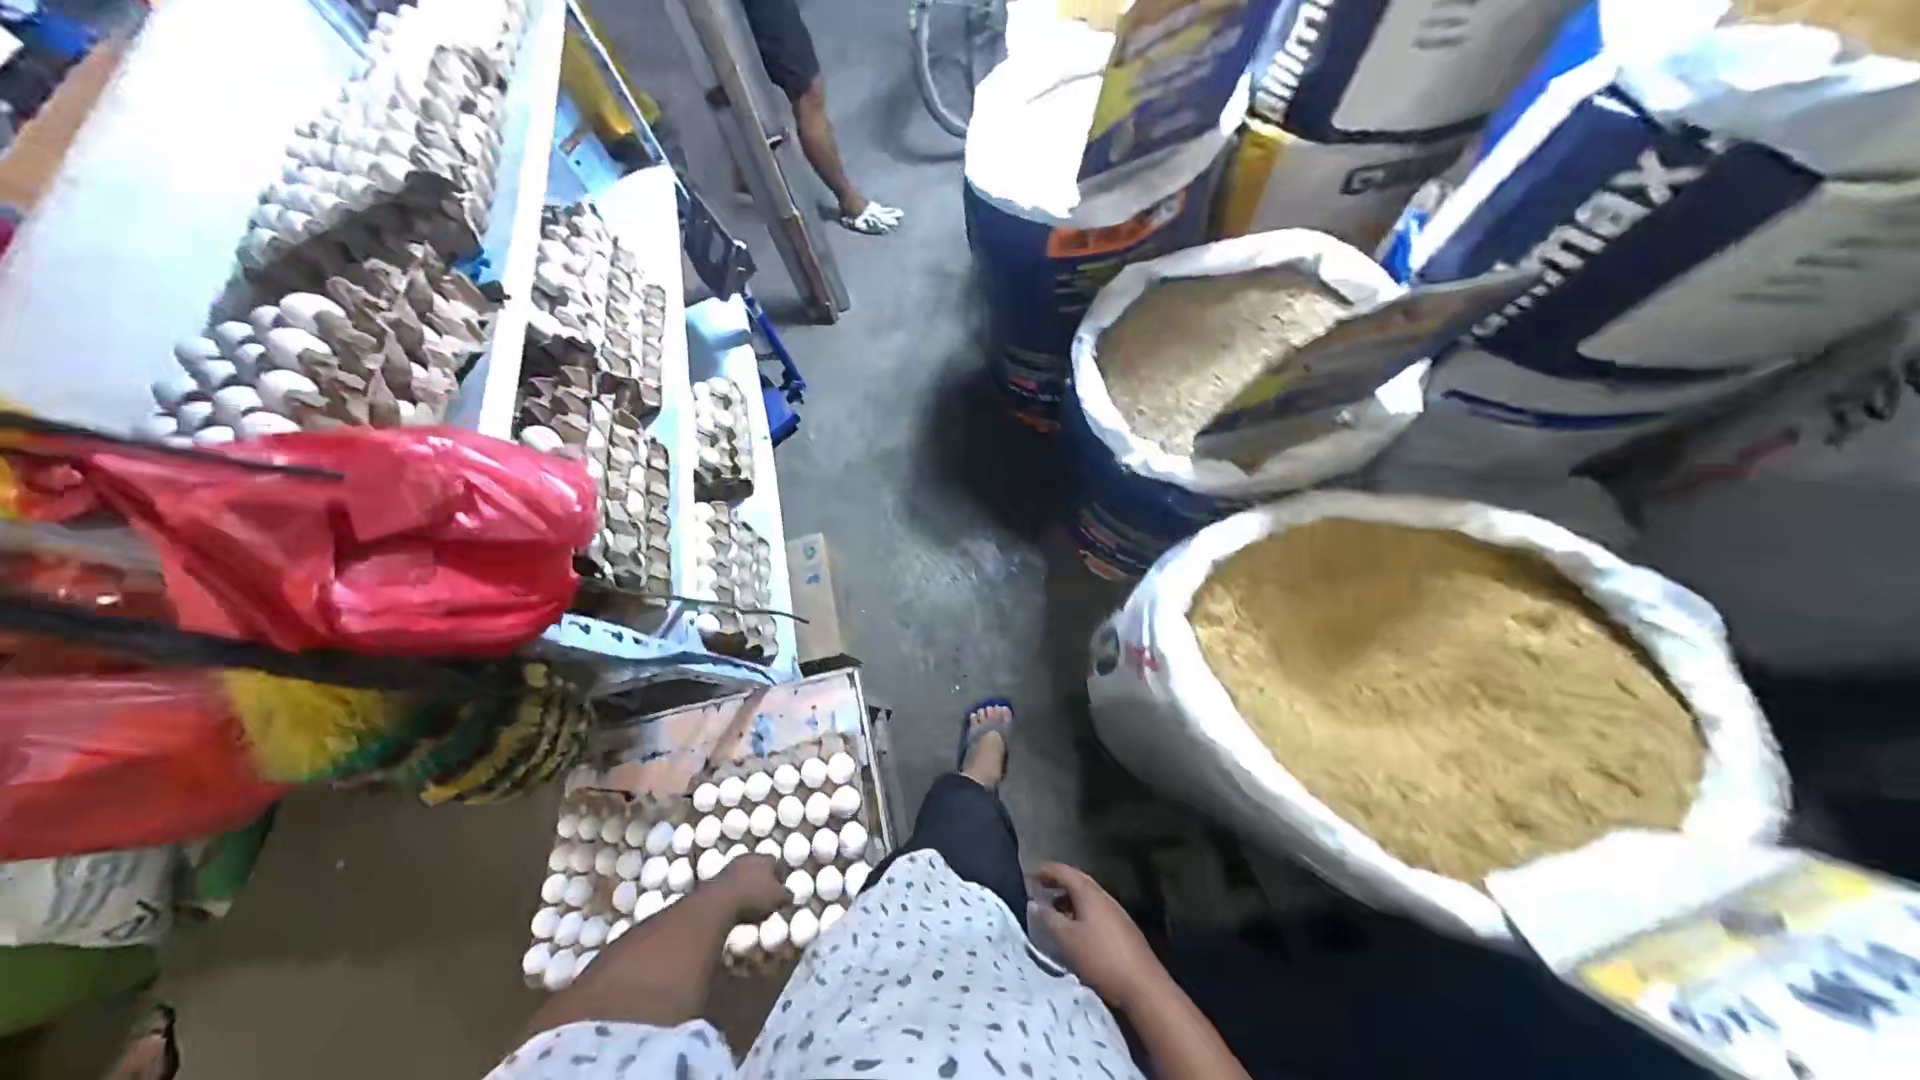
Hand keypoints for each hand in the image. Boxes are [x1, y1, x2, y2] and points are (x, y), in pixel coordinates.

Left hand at [707, 855, 788, 920]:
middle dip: (762, 877)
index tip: (779, 889)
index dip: (778, 875)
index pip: (775, 862)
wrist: (717, 903)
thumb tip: (790, 895)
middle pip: (758, 866)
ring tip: (749, 900)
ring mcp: (730, 866)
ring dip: (746, 883)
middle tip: (764, 894)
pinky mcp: (716, 878)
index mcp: (765, 859)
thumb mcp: (777, 899)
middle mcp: (748, 857)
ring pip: (743, 873)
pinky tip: (734, 904)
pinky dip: (734, 891)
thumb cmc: (753, 898)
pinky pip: (730, 883)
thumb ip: (786, 895)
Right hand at [1030, 862, 1168, 1010]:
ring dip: (1067, 898)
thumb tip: (1034, 902)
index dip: (1043, 871)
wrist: (1143, 986)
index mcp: (1088, 892)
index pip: (1062, 870)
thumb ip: (1048, 918)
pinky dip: (1079, 910)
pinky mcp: (1122, 927)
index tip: (1027, 877)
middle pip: (1076, 880)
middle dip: (1055, 882)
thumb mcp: (1067, 940)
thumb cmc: (1101, 958)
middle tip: (1038, 891)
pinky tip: (1074, 928)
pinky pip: (1094, 909)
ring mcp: (1115, 911)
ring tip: (1052, 911)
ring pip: (1086, 896)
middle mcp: (1103, 895)